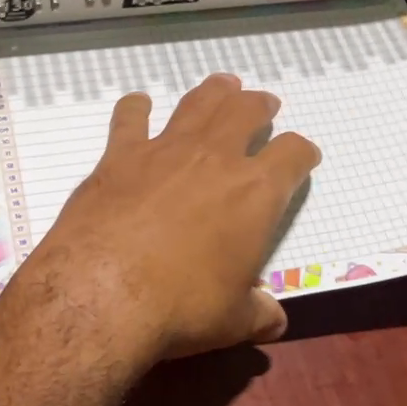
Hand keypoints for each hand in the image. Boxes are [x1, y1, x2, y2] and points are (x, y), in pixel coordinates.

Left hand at [6, 74, 320, 363]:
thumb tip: (274, 320)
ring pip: (197, 104)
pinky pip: (130, 118)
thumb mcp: (233, 320)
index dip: (302, 153)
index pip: (293, 155)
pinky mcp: (119, 156)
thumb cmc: (181, 308)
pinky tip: (138, 103)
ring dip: (214, 91)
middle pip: (245, 112)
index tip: (302, 155)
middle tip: (263, 103)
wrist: (104, 292)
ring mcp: (164, 151)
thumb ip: (258, 313)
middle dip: (259, 105)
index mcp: (256, 194)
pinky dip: (136, 107)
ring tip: (222, 85)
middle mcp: (215, 159)